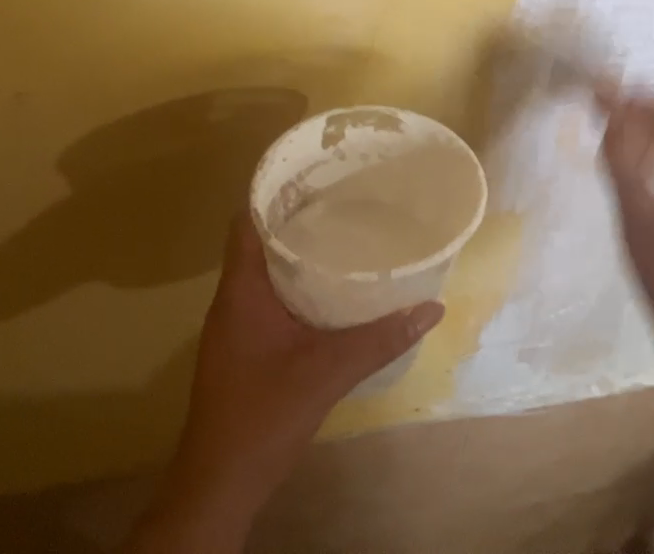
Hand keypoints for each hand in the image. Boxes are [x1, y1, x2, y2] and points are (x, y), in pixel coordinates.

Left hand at [125, 218, 442, 551]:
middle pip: (258, 241)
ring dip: (296, 253)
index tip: (312, 173)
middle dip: (296, 218)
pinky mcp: (244, 347)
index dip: (272, 192)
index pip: (246, 221)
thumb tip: (432, 307)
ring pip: (264, 271)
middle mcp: (233, 299)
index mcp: (241, 290)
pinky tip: (330, 290)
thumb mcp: (327, 372)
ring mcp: (235, 325)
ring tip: (343, 234)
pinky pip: (269, 297)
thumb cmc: (264, 414)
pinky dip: (296, 284)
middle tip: (343, 200)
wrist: (221, 481)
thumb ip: (380, 339)